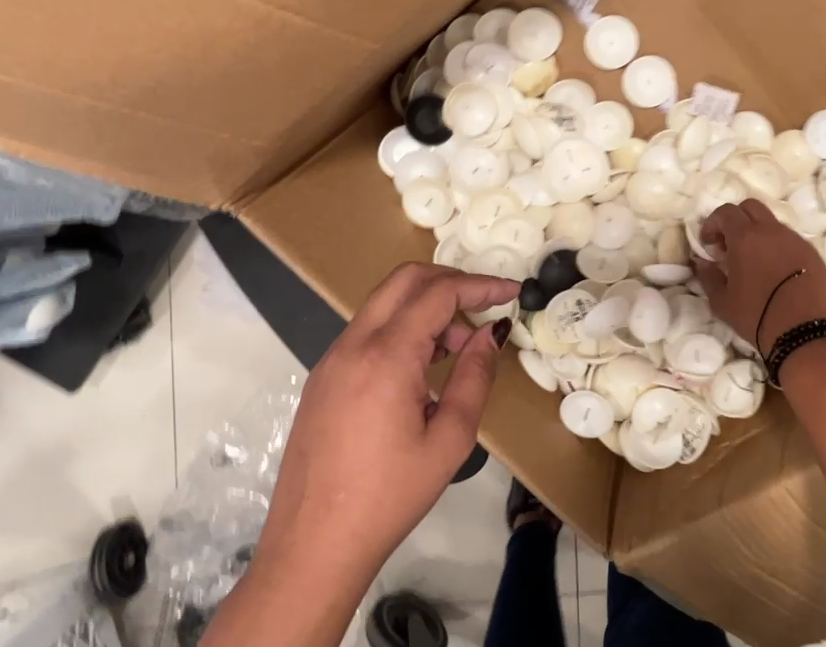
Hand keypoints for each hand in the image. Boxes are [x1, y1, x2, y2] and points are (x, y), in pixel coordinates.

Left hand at [252, 263, 517, 588]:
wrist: (313, 545)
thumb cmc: (389, 497)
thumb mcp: (450, 440)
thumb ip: (475, 377)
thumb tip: (490, 334)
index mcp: (386, 356)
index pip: (439, 293)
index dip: (480, 285)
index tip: (512, 293)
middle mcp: (353, 345)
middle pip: (405, 280)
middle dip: (451, 282)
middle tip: (485, 306)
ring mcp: (332, 360)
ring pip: (384, 304)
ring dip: (426, 308)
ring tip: (459, 350)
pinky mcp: (323, 378)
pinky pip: (368, 332)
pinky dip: (402, 330)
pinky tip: (423, 370)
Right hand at [695, 200, 825, 352]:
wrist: (802, 334)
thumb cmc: (756, 316)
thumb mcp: (722, 302)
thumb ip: (708, 276)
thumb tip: (701, 261)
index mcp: (746, 238)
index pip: (726, 212)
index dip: (713, 223)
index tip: (708, 243)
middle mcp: (772, 231)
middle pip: (751, 207)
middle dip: (736, 220)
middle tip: (729, 245)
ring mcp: (796, 240)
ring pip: (772, 223)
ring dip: (758, 233)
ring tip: (753, 260)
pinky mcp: (812, 253)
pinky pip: (790, 240)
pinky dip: (777, 246)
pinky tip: (776, 271)